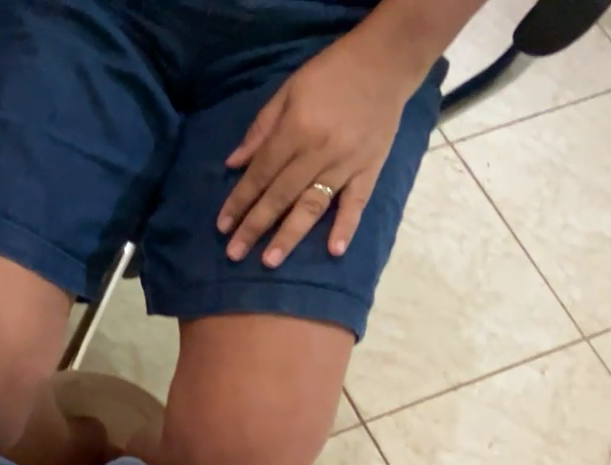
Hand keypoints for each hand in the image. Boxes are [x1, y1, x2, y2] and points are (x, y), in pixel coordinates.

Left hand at [216, 35, 421, 266]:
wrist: (388, 57)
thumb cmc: (331, 73)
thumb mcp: (288, 91)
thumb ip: (260, 130)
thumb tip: (232, 165)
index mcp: (296, 130)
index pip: (260, 175)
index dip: (239, 202)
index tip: (222, 226)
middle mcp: (319, 151)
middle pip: (280, 196)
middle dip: (254, 227)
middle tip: (234, 253)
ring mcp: (347, 162)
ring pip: (312, 205)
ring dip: (289, 236)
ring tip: (270, 261)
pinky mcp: (371, 167)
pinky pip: (357, 202)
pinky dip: (346, 226)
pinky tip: (334, 251)